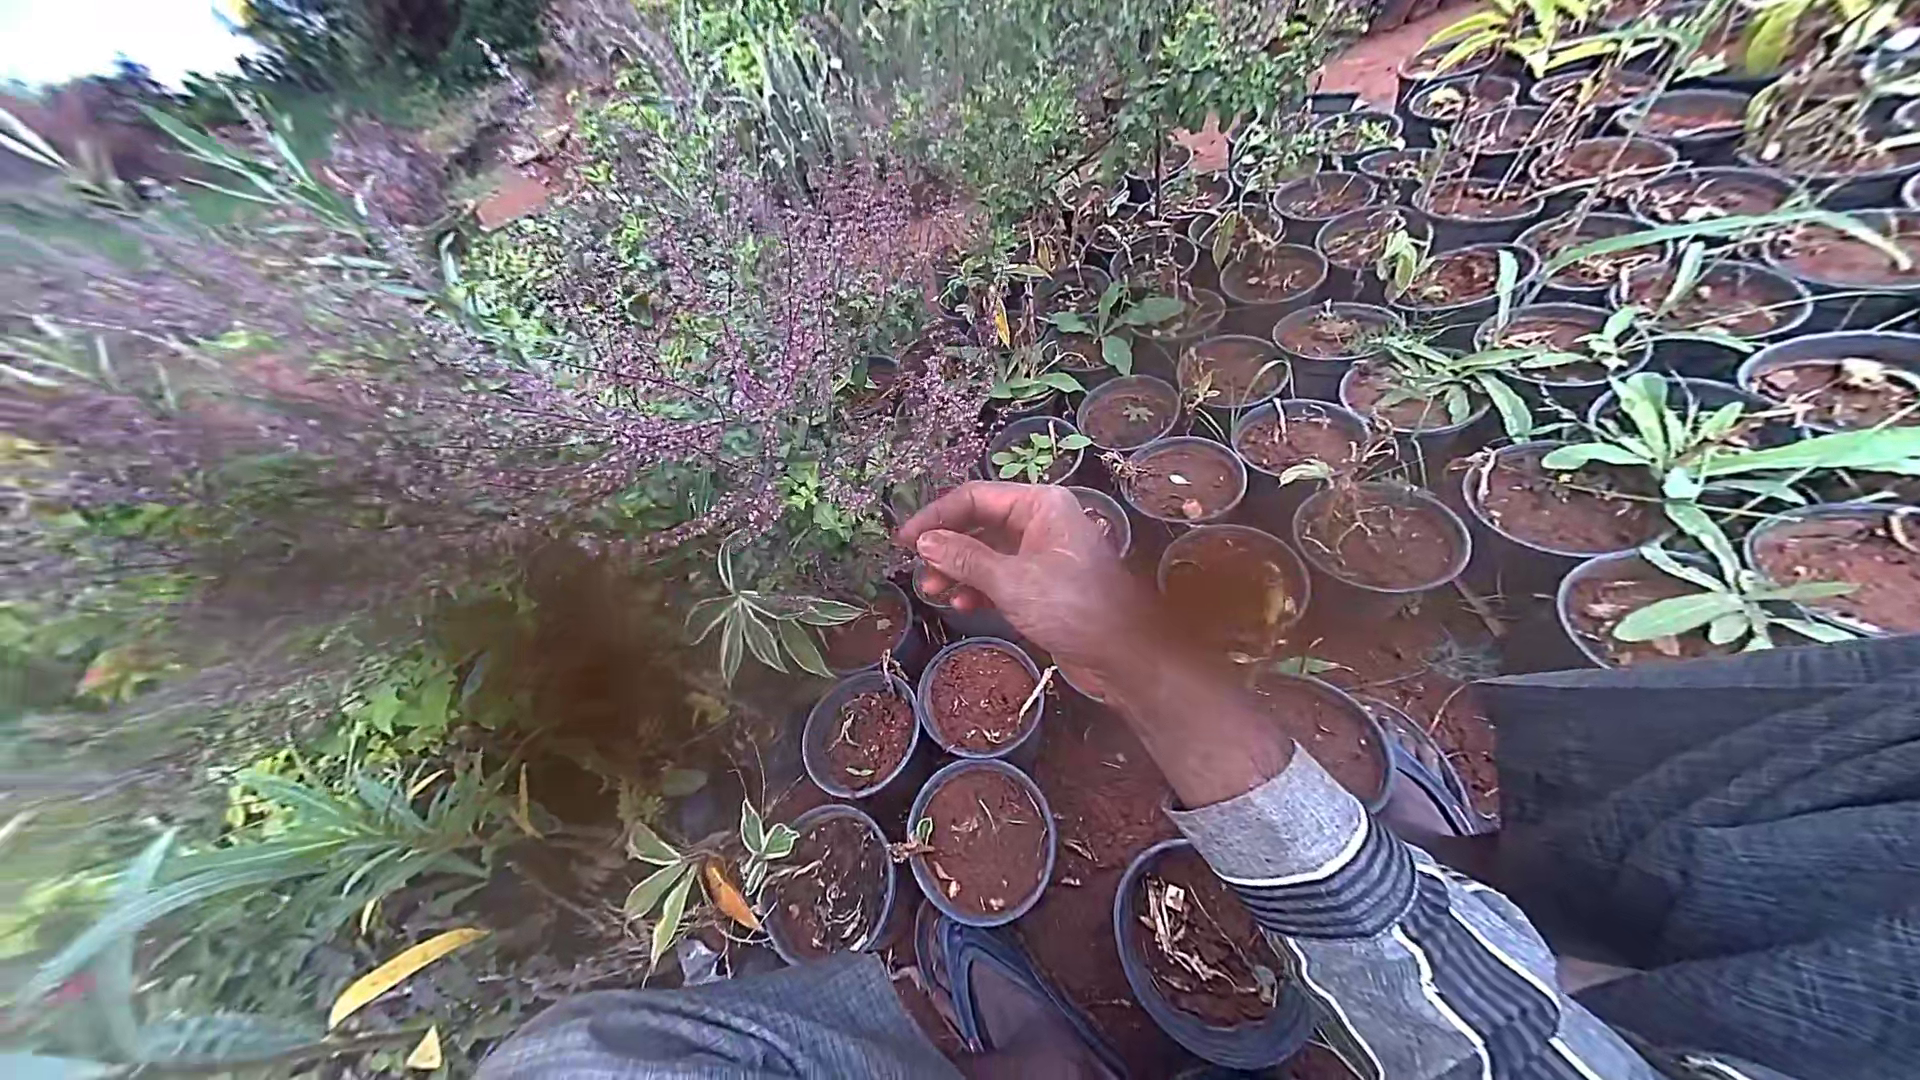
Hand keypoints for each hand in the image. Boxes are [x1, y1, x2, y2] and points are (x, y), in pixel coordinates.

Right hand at [899, 482, 1293, 805]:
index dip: (936, 517)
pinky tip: (963, 604)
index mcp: (1040, 505)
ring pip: (987, 552)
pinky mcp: (1041, 582)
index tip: (904, 540)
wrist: (1123, 656)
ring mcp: (1041, 553)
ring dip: (959, 571)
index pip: (976, 498)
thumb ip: (965, 558)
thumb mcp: (1012, 581)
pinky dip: (979, 587)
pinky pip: (1000, 575)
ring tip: (935, 593)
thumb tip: (923, 542)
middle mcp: (1040, 522)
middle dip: (947, 548)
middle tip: (920, 575)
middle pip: (979, 524)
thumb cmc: (1072, 608)